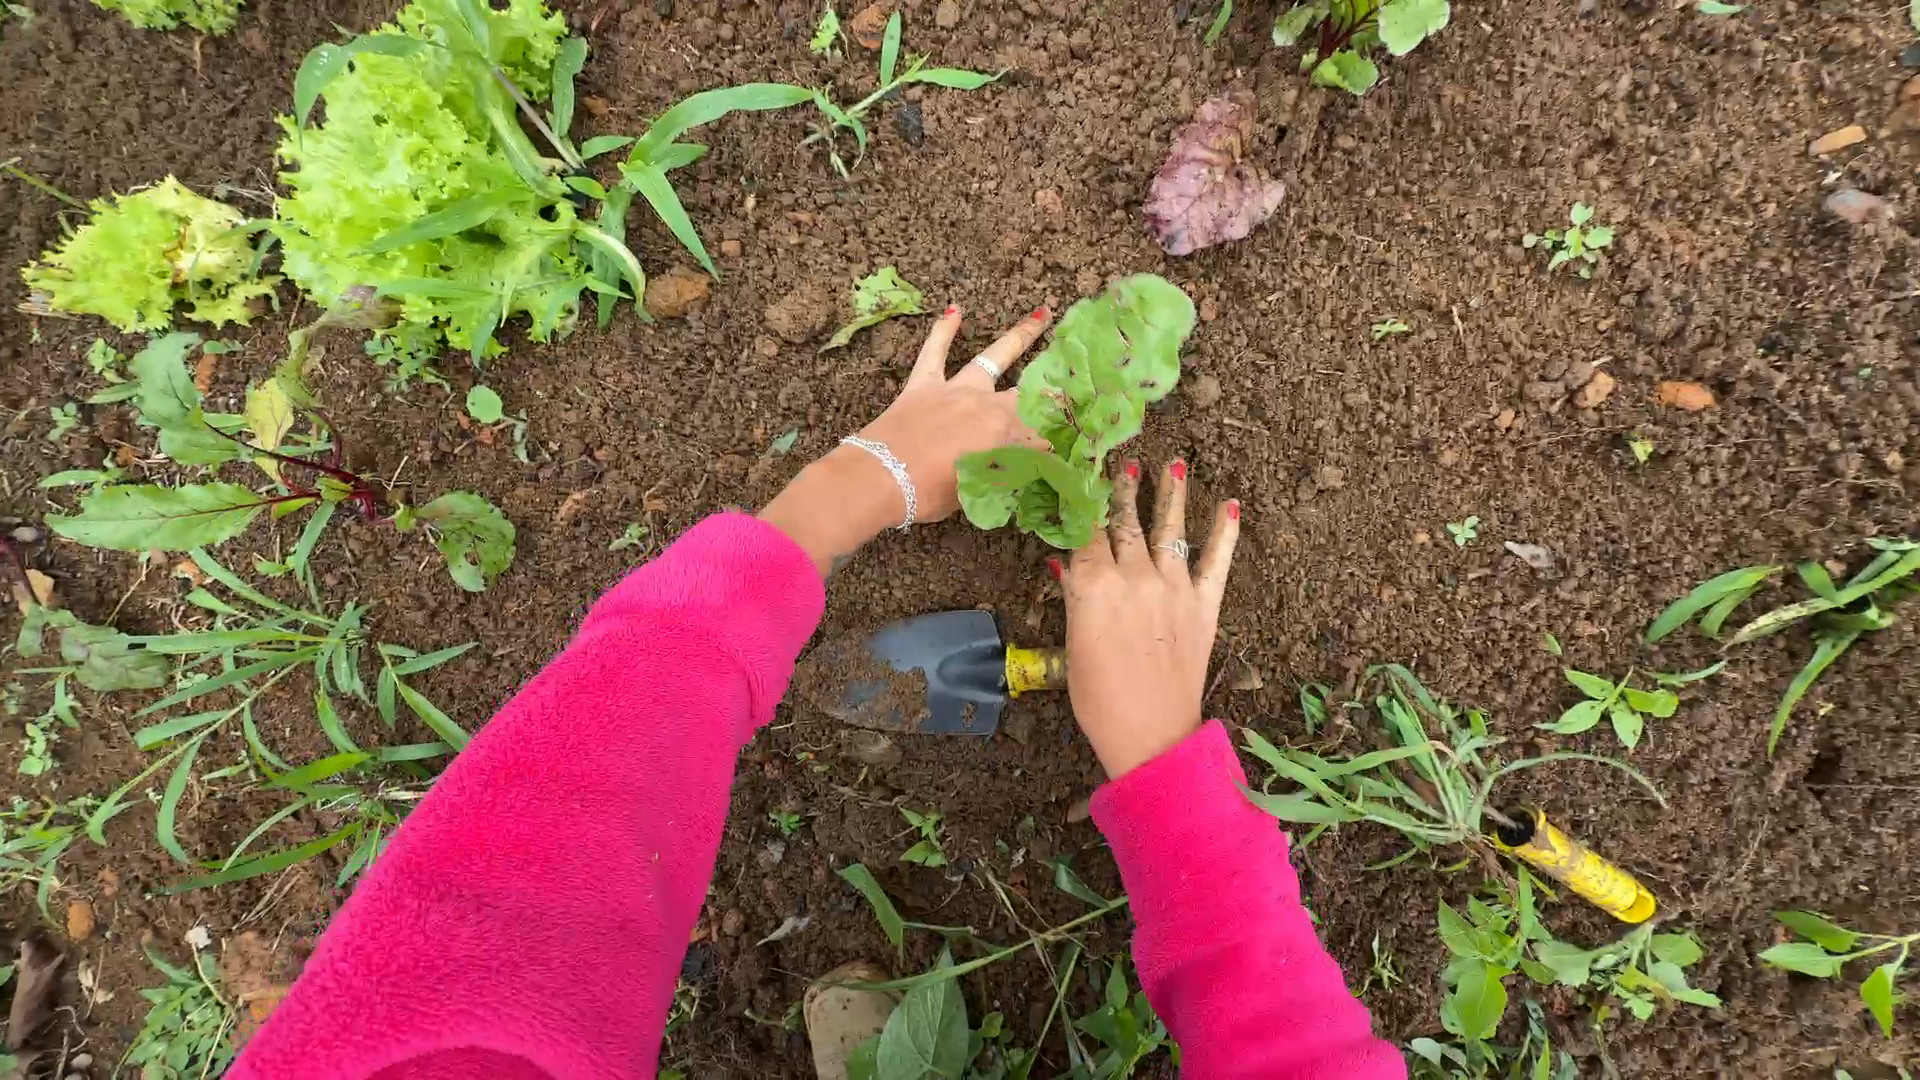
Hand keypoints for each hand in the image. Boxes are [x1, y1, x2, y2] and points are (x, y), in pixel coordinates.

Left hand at [758, 306, 1053, 575]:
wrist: (879, 478)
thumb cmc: (927, 493)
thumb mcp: (972, 492)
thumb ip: (997, 477)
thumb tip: (1017, 472)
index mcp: (1003, 435)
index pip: (1038, 437)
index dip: (1054, 441)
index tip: (1070, 443)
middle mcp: (987, 405)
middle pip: (1026, 394)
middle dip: (1052, 387)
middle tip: (1074, 375)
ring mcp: (956, 390)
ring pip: (993, 358)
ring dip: (1019, 337)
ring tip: (1041, 315)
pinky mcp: (924, 385)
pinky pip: (935, 351)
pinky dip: (944, 330)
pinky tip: (955, 310)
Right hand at [1058, 461, 1240, 779]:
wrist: (1151, 734)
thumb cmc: (1098, 697)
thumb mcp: (1072, 642)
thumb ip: (1074, 595)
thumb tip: (1065, 562)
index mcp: (1093, 585)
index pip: (1083, 529)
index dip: (1079, 498)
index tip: (1078, 471)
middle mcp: (1134, 576)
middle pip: (1124, 521)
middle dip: (1121, 487)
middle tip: (1123, 459)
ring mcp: (1173, 587)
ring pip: (1169, 528)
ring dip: (1171, 493)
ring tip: (1174, 463)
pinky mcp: (1205, 605)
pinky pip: (1217, 561)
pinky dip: (1225, 532)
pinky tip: (1230, 505)